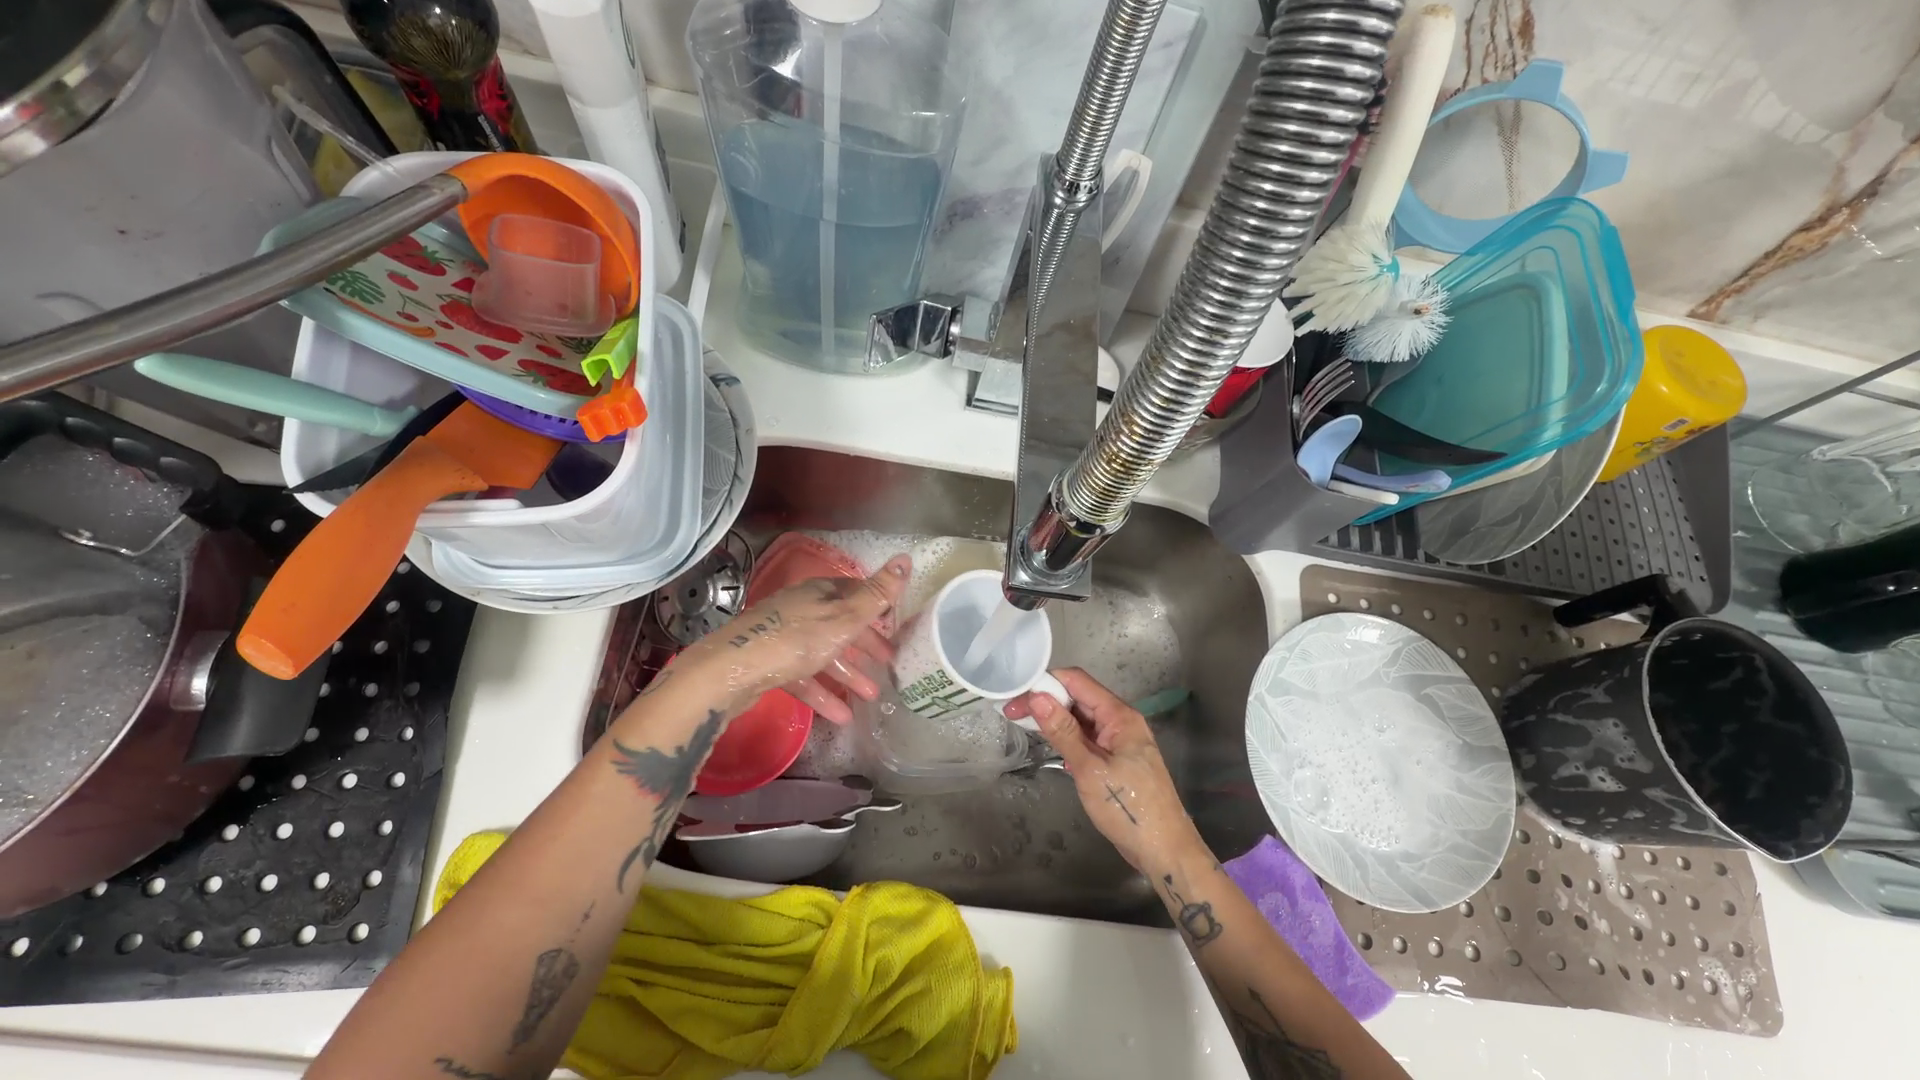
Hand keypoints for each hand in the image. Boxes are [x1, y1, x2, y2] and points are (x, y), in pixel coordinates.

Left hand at [676, 555, 909, 724]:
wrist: (732, 670)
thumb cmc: (796, 640)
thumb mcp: (844, 617)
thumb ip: (876, 595)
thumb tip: (906, 557)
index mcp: (820, 593)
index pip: (855, 594)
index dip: (877, 610)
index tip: (896, 629)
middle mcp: (801, 609)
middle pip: (840, 625)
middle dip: (865, 646)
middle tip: (888, 665)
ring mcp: (782, 637)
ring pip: (823, 653)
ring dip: (847, 674)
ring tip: (870, 697)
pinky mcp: (769, 664)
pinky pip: (803, 676)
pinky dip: (822, 694)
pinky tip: (840, 716)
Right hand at [1005, 668, 1209, 874]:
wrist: (1163, 849)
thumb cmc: (1128, 807)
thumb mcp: (1089, 769)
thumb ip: (1063, 732)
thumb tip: (1036, 698)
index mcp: (1119, 716)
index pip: (1077, 682)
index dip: (1045, 683)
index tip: (1016, 695)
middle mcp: (1121, 722)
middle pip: (1078, 698)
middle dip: (1046, 701)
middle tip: (1012, 713)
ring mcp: (1119, 741)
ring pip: (1081, 718)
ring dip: (1054, 719)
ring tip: (1023, 726)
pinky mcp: (1116, 759)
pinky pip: (1087, 738)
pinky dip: (1067, 737)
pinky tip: (1050, 745)